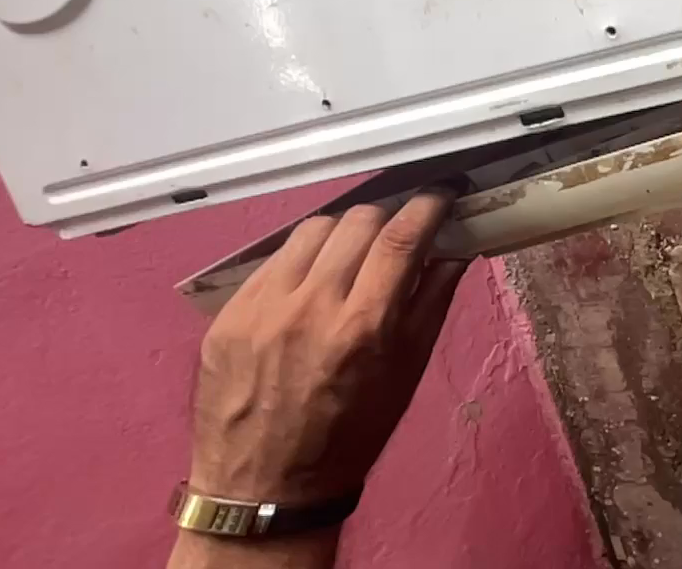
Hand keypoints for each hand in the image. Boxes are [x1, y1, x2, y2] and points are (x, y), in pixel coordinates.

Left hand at [188, 191, 469, 504]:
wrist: (265, 487)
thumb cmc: (357, 425)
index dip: (428, 204)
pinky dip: (306, 256)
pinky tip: (315, 277)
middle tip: (401, 231)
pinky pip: (274, 259)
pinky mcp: (225, 317)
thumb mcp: (412, 364)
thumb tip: (455, 245)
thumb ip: (434, 296)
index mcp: (364, 324)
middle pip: (358, 220)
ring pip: (314, 229)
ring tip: (355, 251)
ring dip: (346, 230)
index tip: (442, 194)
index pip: (401, 237)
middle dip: (390, 216)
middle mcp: (310, 307)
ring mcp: (260, 310)